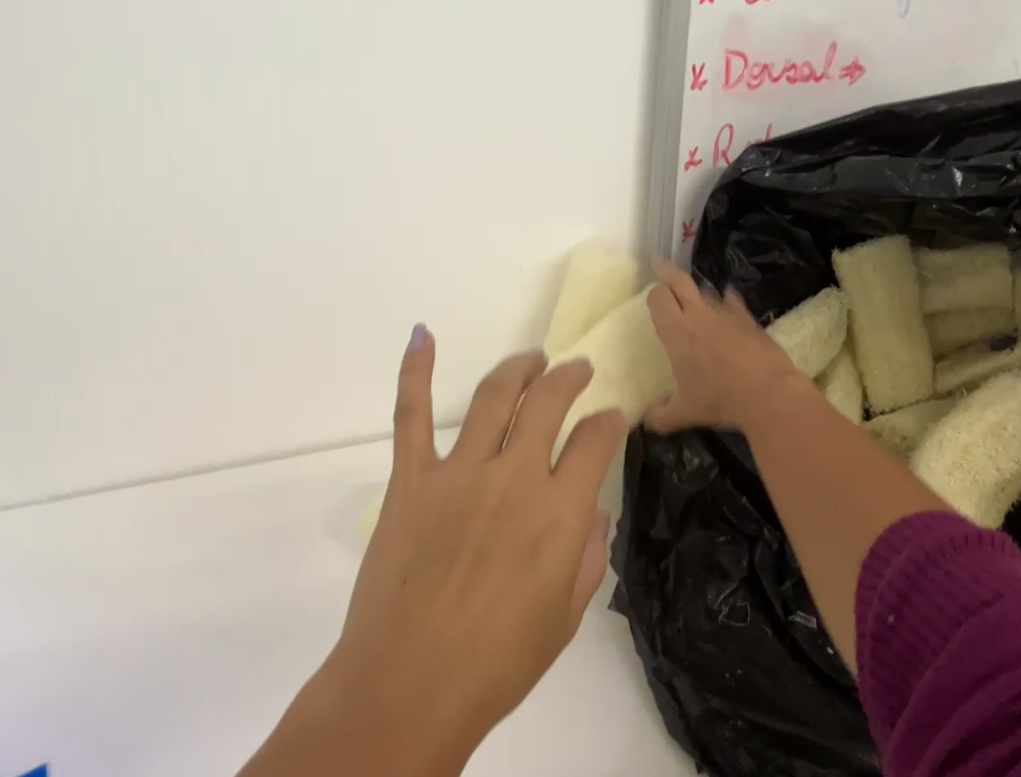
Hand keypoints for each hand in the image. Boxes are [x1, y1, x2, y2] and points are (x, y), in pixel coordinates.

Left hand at [311, 328, 626, 771]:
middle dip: (571, 378)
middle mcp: (514, 476)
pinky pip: (412, 413)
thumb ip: (586, 556)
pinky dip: (416, 371)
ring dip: (519, 368)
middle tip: (578, 369)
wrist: (409, 685)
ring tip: (532, 359)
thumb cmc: (496, 664)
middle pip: (550, 403)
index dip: (609, 422)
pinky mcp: (411, 477)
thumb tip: (592, 510)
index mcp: (560, 511)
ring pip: (495, 397)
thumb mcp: (563, 618)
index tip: (611, 418)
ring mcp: (458, 471)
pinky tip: (422, 336)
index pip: (596, 441)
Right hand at [645, 258, 817, 433]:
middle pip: (679, 281)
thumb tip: (646, 422)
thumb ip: (661, 415)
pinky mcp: (749, 320)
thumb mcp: (685, 413)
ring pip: (707, 290)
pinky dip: (728, 299)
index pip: (658, 298)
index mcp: (676, 333)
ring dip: (698, 290)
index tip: (651, 296)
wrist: (769, 394)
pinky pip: (733, 302)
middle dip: (667, 270)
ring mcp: (726, 315)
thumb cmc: (720, 400)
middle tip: (659, 263)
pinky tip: (729, 298)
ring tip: (695, 292)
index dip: (653, 295)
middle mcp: (698, 316)